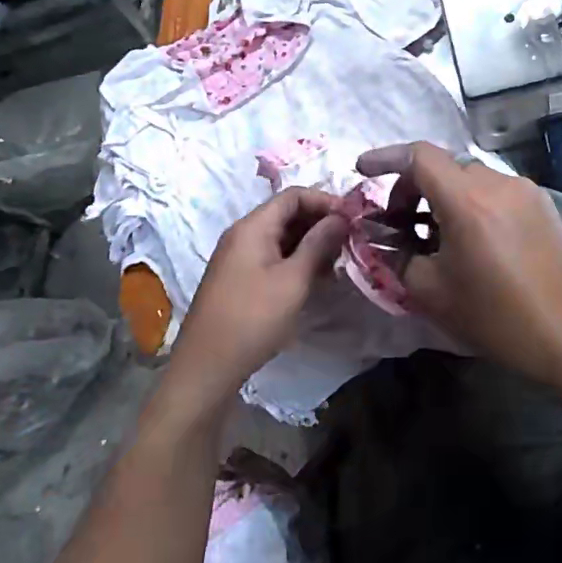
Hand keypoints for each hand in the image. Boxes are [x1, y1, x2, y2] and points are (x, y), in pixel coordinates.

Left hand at [169, 187, 347, 407]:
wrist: (207, 367)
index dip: (326, 201)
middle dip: (321, 223)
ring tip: (339, 261)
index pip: (294, 195)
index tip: (353, 219)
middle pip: (287, 214)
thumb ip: (319, 243)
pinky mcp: (240, 278)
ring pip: (282, 236)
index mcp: (253, 227)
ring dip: (312, 243)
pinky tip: (317, 278)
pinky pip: (274, 256)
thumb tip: (341, 216)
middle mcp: (243, 234)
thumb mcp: (294, 279)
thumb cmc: (253, 318)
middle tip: (350, 241)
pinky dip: (297, 260)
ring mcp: (239, 257)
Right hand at [356, 143, 561, 384]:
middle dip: (414, 188)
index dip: (386, 158)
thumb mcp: (430, 291)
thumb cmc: (493, 315)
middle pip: (444, 167)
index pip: (419, 156)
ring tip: (437, 236)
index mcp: (468, 201)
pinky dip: (475, 203)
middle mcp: (498, 184)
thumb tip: (378, 237)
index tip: (362, 170)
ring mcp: (525, 190)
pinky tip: (474, 239)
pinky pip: (497, 191)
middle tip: (400, 224)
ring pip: (471, 179)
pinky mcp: (542, 203)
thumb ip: (395, 255)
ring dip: (446, 196)